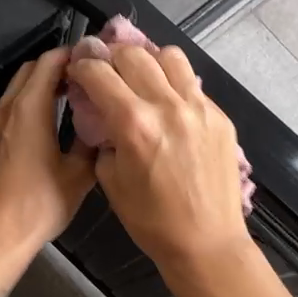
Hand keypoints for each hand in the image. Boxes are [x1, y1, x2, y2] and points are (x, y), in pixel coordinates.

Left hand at [0, 47, 97, 252]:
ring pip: (18, 88)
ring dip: (43, 84)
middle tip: (87, 78)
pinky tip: (53, 120)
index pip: (49, 62)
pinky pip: (12, 107)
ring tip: (74, 96)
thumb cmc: (40, 204)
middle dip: (58, 66)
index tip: (97, 61)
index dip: (73, 55)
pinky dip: (32, 101)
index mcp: (29, 109)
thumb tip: (105, 125)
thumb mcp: (79, 175)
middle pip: (30, 70)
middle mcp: (7, 109)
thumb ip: (93, 144)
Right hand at [66, 44, 253, 275]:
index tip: (77, 71)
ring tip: (141, 77)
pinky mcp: (220, 117)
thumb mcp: (111, 181)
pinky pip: (193, 84)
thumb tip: (104, 119)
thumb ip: (104, 140)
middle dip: (112, 57)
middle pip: (134, 54)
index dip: (82, 67)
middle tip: (105, 70)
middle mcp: (168, 106)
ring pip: (170, 57)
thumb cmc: (151, 221)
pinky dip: (174, 85)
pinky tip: (168, 105)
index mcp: (134, 123)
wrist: (206, 242)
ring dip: (148, 61)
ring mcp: (199, 108)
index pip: (100, 74)